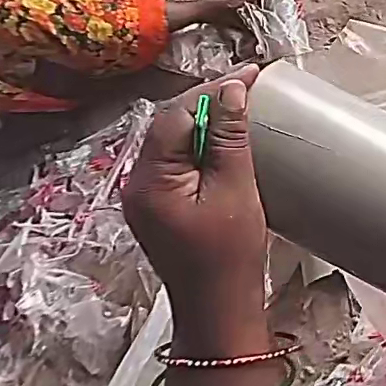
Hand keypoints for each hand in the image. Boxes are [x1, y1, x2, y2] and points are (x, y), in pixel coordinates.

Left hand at [123, 66, 268, 328]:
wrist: (219, 311)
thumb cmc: (229, 258)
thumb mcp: (235, 190)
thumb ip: (230, 137)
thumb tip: (233, 90)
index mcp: (150, 180)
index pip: (176, 115)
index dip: (212, 90)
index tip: (247, 75)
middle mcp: (138, 184)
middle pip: (170, 125)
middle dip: (207, 102)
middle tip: (246, 85)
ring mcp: (146, 195)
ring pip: (174, 140)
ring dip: (205, 121)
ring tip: (240, 104)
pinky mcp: (160, 204)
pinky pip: (177, 160)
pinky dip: (201, 144)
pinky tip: (225, 137)